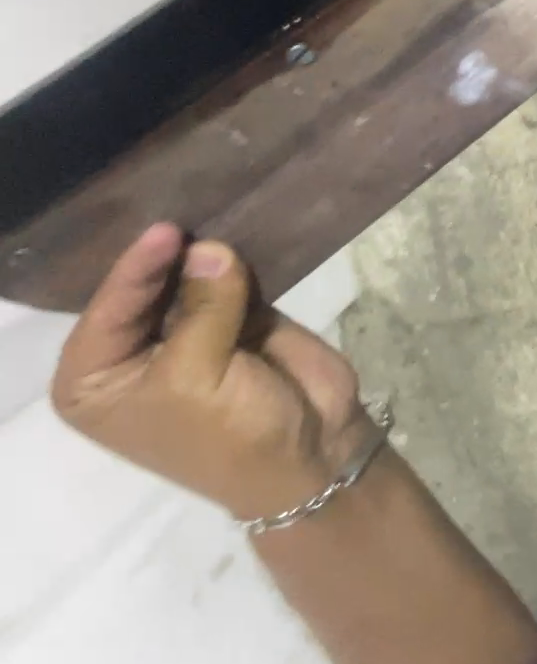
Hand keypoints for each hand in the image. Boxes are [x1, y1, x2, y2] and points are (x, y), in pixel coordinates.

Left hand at [51, 223, 371, 520]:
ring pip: (194, 286)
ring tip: (210, 213)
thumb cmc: (229, 430)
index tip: (164, 232)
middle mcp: (140, 354)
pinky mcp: (249, 325)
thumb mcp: (200, 377)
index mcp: (99, 380)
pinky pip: (240, 287)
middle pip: (144, 295)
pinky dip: (243, 265)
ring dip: (204, 257)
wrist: (311, 450)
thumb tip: (209, 248)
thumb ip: (204, 309)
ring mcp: (199, 337)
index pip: (106, 315)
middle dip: (161, 260)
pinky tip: (243, 236)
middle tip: (179, 215)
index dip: (134, 274)